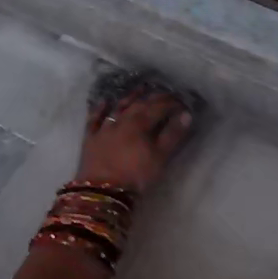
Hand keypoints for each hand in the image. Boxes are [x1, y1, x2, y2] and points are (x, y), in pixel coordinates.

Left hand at [74, 88, 192, 192]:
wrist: (102, 190)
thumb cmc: (135, 175)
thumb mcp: (159, 157)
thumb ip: (172, 135)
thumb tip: (186, 114)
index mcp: (140, 123)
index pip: (158, 107)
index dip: (172, 103)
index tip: (183, 101)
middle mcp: (122, 120)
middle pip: (139, 104)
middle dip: (154, 97)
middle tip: (165, 93)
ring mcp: (104, 127)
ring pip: (118, 107)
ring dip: (130, 96)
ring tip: (140, 88)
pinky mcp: (91, 137)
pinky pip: (94, 118)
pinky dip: (100, 108)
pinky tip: (104, 101)